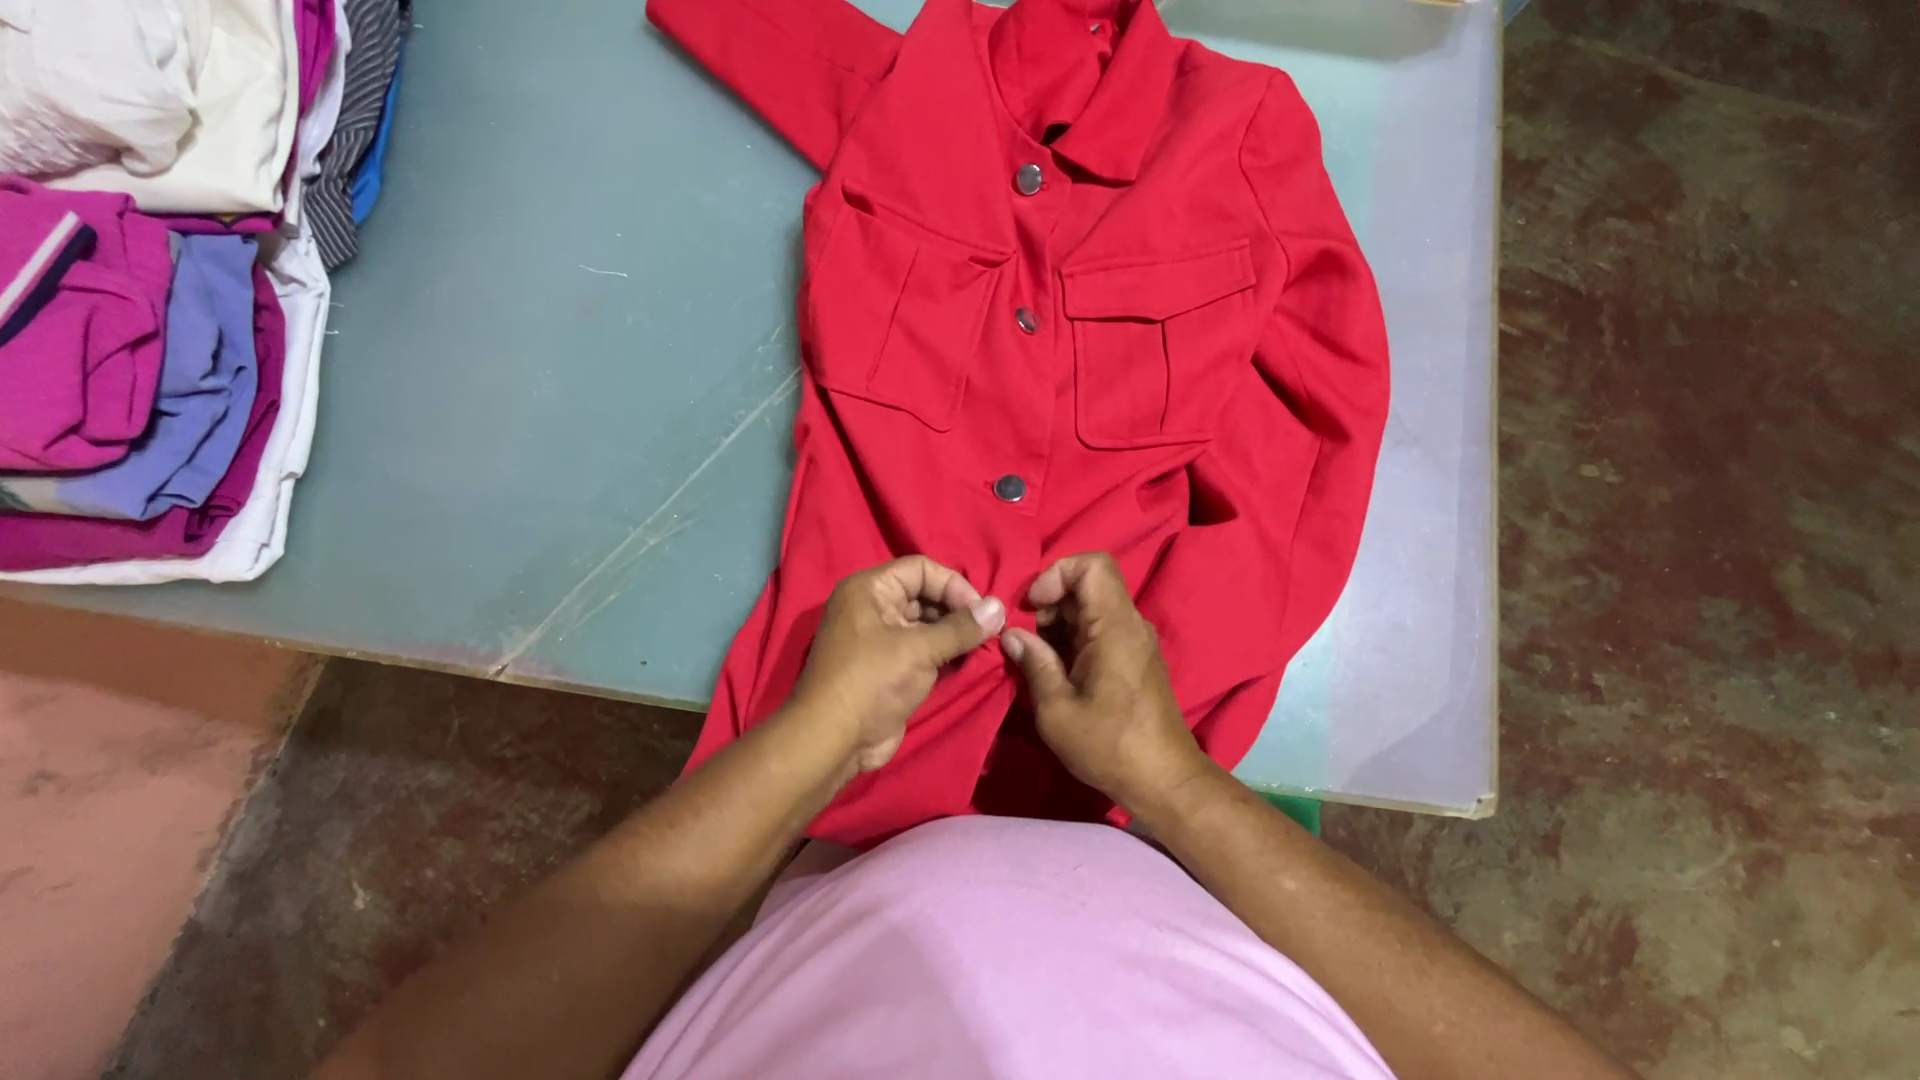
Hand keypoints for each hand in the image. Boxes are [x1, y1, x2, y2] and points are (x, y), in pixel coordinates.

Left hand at [790, 555, 1004, 773]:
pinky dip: (945, 654)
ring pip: (926, 624)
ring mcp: (879, 639)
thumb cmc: (872, 681)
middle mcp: (872, 608)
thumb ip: (961, 628)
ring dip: (955, 634)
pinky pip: (922, 650)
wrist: (834, 740)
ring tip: (984, 646)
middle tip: (989, 630)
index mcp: (869, 589)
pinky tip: (968, 662)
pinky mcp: (888, 668)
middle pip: (924, 595)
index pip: (920, 568)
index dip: (953, 585)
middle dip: (958, 610)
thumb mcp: (919, 649)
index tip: (981, 611)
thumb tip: (1000, 607)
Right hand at [1001, 553, 1213, 810]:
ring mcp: (1135, 641)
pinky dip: (1073, 639)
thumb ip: (1034, 664)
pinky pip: (1100, 629)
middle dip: (1049, 602)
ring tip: (1035, 659)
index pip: (1092, 564)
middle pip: (1088, 584)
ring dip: (1058, 623)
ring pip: (1091, 607)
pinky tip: (1055, 671)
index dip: (1056, 573)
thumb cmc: (1109, 745)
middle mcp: (1131, 625)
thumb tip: (1012, 635)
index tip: (1032, 607)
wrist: (1164, 780)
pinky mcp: (1134, 659)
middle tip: (1025, 639)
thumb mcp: (1057, 710)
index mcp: (1116, 627)